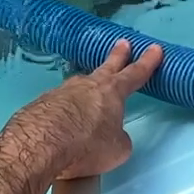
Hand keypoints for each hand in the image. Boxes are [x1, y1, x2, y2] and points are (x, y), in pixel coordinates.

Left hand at [6, 40, 164, 179]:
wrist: (39, 143)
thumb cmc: (87, 145)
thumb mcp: (116, 150)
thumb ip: (118, 139)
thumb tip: (112, 137)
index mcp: (112, 92)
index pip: (134, 74)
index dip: (147, 63)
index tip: (154, 49)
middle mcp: (87, 86)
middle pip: (106, 67)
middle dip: (117, 56)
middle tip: (123, 43)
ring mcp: (61, 92)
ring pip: (79, 84)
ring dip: (87, 84)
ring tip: (89, 86)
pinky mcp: (40, 103)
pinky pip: (58, 102)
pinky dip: (64, 107)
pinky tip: (61, 117)